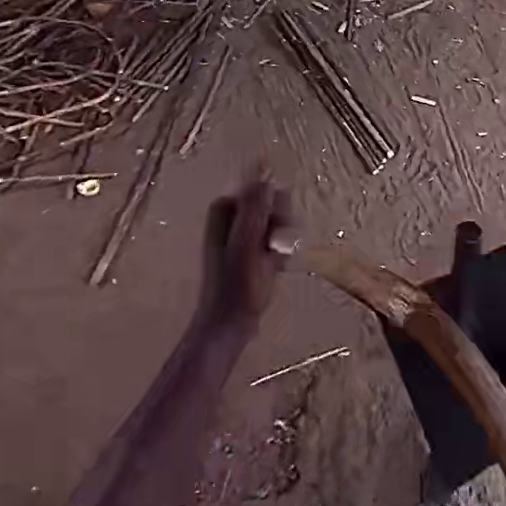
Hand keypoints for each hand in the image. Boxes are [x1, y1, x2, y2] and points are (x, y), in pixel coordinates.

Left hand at [197, 182, 291, 332]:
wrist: (229, 323)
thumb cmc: (236, 285)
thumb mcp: (246, 243)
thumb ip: (255, 209)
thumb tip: (266, 181)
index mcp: (224, 208)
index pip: (261, 187)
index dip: (275, 204)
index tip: (277, 224)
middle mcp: (230, 216)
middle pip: (270, 203)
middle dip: (279, 221)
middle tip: (275, 245)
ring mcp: (240, 233)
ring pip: (275, 220)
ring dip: (281, 237)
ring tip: (274, 259)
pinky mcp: (250, 250)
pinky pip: (274, 238)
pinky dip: (278, 249)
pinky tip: (275, 265)